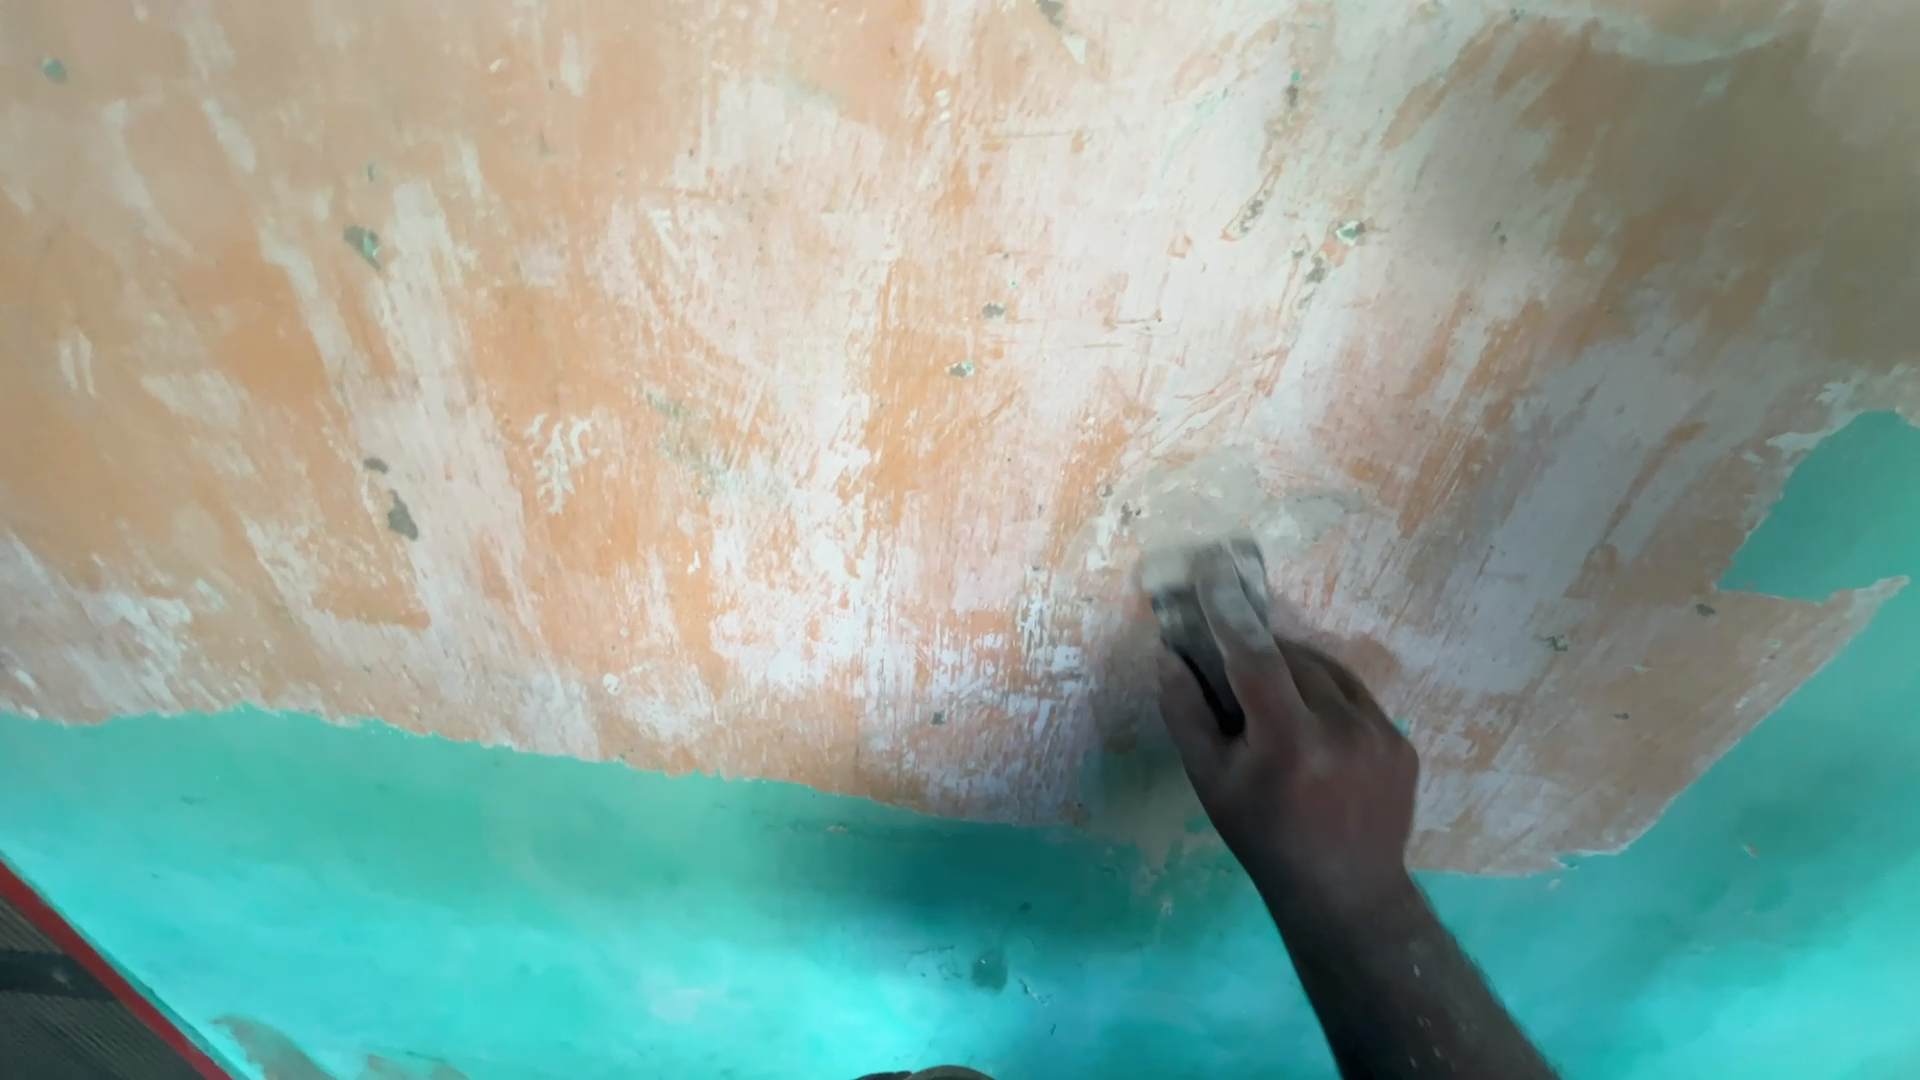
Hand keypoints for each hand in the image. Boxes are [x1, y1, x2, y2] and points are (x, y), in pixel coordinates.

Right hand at [1156, 550, 1418, 915]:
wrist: (1346, 893)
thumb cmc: (1262, 836)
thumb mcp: (1208, 780)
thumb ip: (1185, 713)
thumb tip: (1168, 655)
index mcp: (1290, 742)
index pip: (1254, 655)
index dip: (1228, 608)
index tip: (1212, 565)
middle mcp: (1343, 728)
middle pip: (1288, 657)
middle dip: (1255, 654)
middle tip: (1234, 679)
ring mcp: (1381, 734)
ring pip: (1323, 670)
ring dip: (1290, 671)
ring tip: (1272, 707)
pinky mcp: (1402, 741)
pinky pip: (1351, 693)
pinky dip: (1322, 693)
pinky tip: (1309, 725)